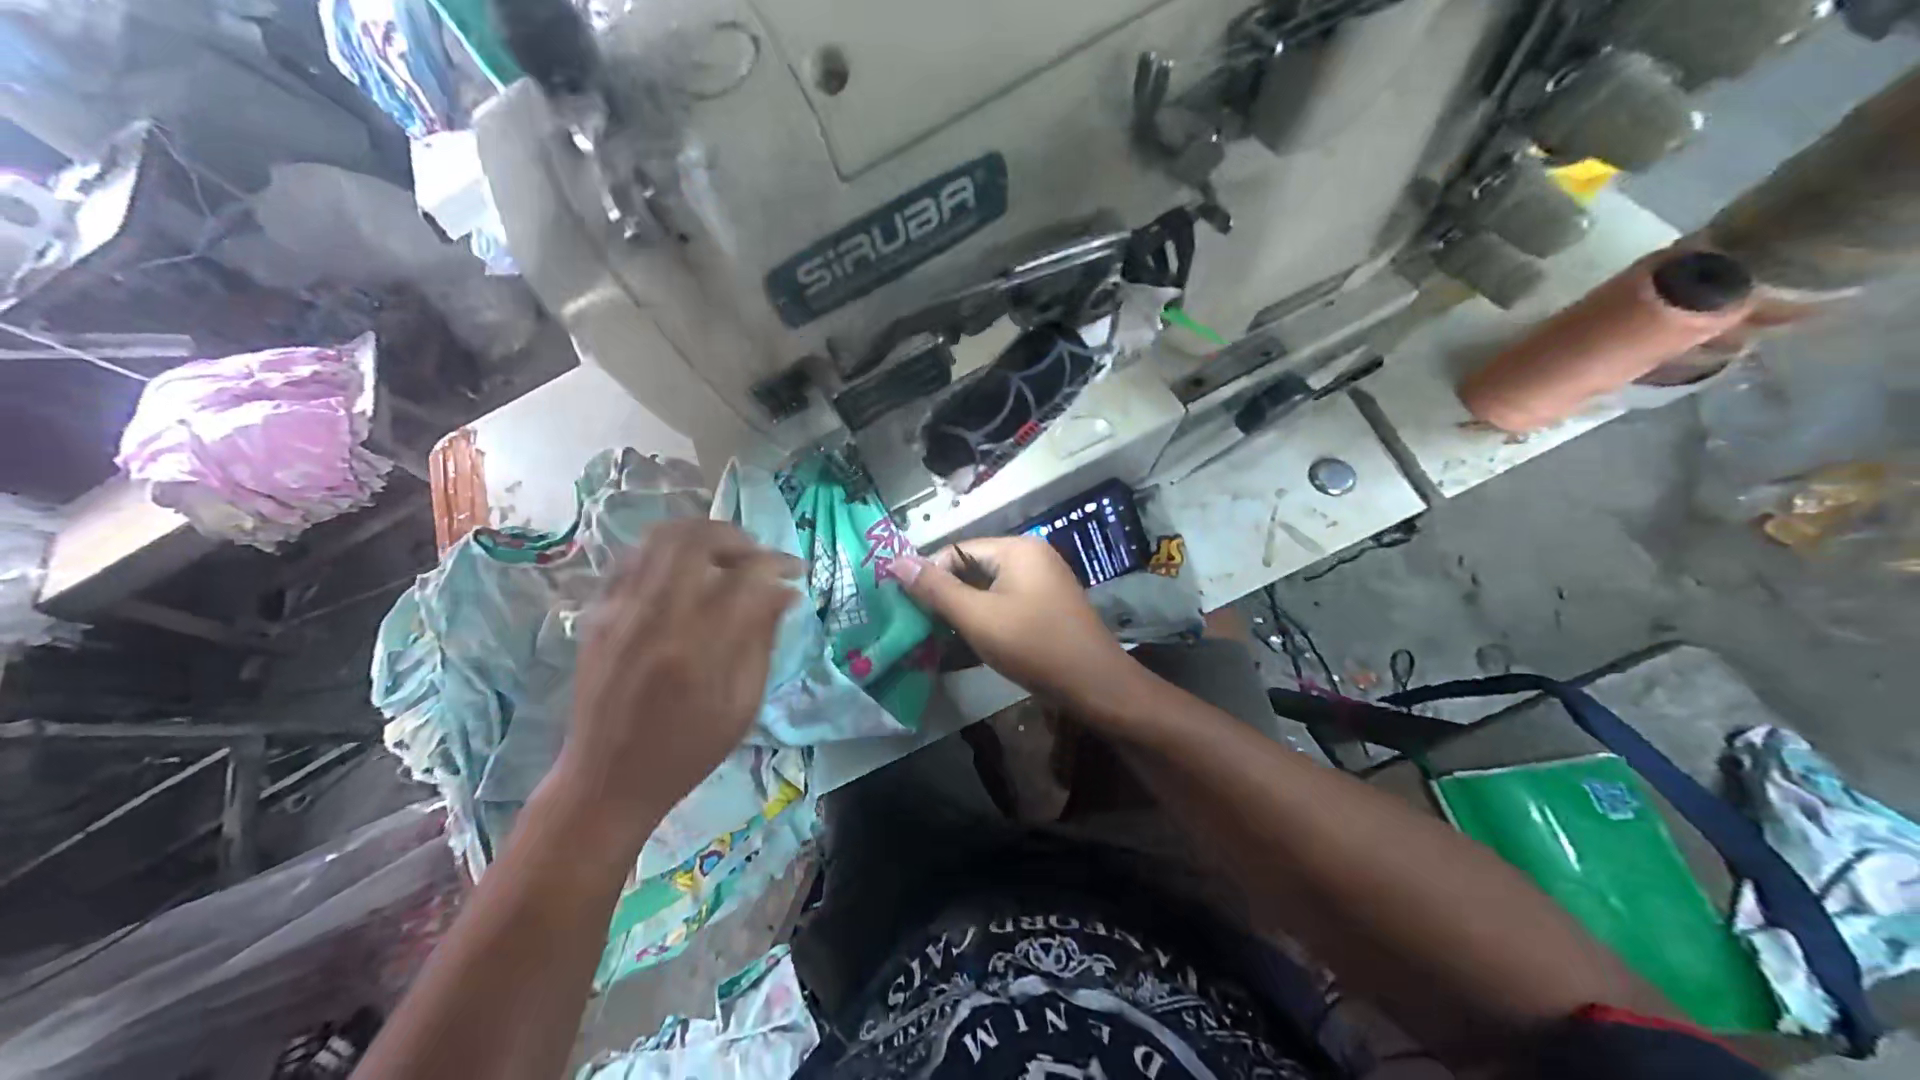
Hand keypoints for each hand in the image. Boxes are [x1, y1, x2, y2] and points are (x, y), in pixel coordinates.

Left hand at [554, 521, 800, 847]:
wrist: (608, 778)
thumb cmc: (688, 750)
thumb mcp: (742, 704)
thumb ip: (762, 640)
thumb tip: (785, 593)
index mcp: (700, 647)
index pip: (746, 576)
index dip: (778, 564)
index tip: (795, 570)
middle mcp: (657, 616)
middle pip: (699, 540)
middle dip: (738, 538)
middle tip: (758, 555)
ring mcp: (621, 610)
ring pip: (661, 538)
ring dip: (701, 535)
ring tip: (724, 553)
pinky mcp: (598, 613)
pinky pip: (633, 558)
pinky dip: (666, 551)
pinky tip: (684, 569)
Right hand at [895, 536, 1142, 709]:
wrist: (1096, 686)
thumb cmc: (1033, 646)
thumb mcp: (977, 617)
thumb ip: (936, 589)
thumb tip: (895, 561)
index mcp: (1017, 549)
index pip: (956, 550)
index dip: (929, 576)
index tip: (908, 609)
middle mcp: (1031, 557)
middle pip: (971, 569)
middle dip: (945, 597)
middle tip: (920, 627)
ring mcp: (1042, 583)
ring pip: (986, 590)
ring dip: (962, 613)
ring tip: (938, 639)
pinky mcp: (1046, 608)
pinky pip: (1004, 606)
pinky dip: (984, 622)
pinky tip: (967, 646)